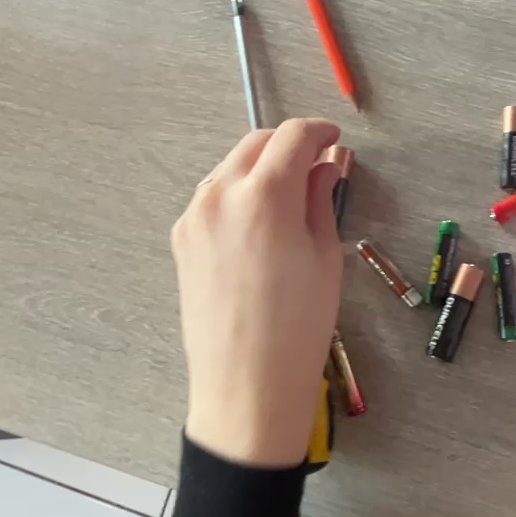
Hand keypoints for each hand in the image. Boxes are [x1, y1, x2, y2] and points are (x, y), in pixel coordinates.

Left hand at [173, 118, 342, 467]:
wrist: (246, 384)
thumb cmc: (298, 327)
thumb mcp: (325, 258)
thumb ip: (320, 201)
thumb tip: (323, 168)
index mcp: (264, 196)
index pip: (293, 137)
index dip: (320, 132)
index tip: (334, 141)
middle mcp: (219, 195)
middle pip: (255, 143)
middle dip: (288, 144)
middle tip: (316, 164)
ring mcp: (194, 216)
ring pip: (230, 168)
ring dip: (260, 168)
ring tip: (289, 196)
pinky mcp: (181, 239)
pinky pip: (213, 197)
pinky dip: (238, 194)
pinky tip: (259, 223)